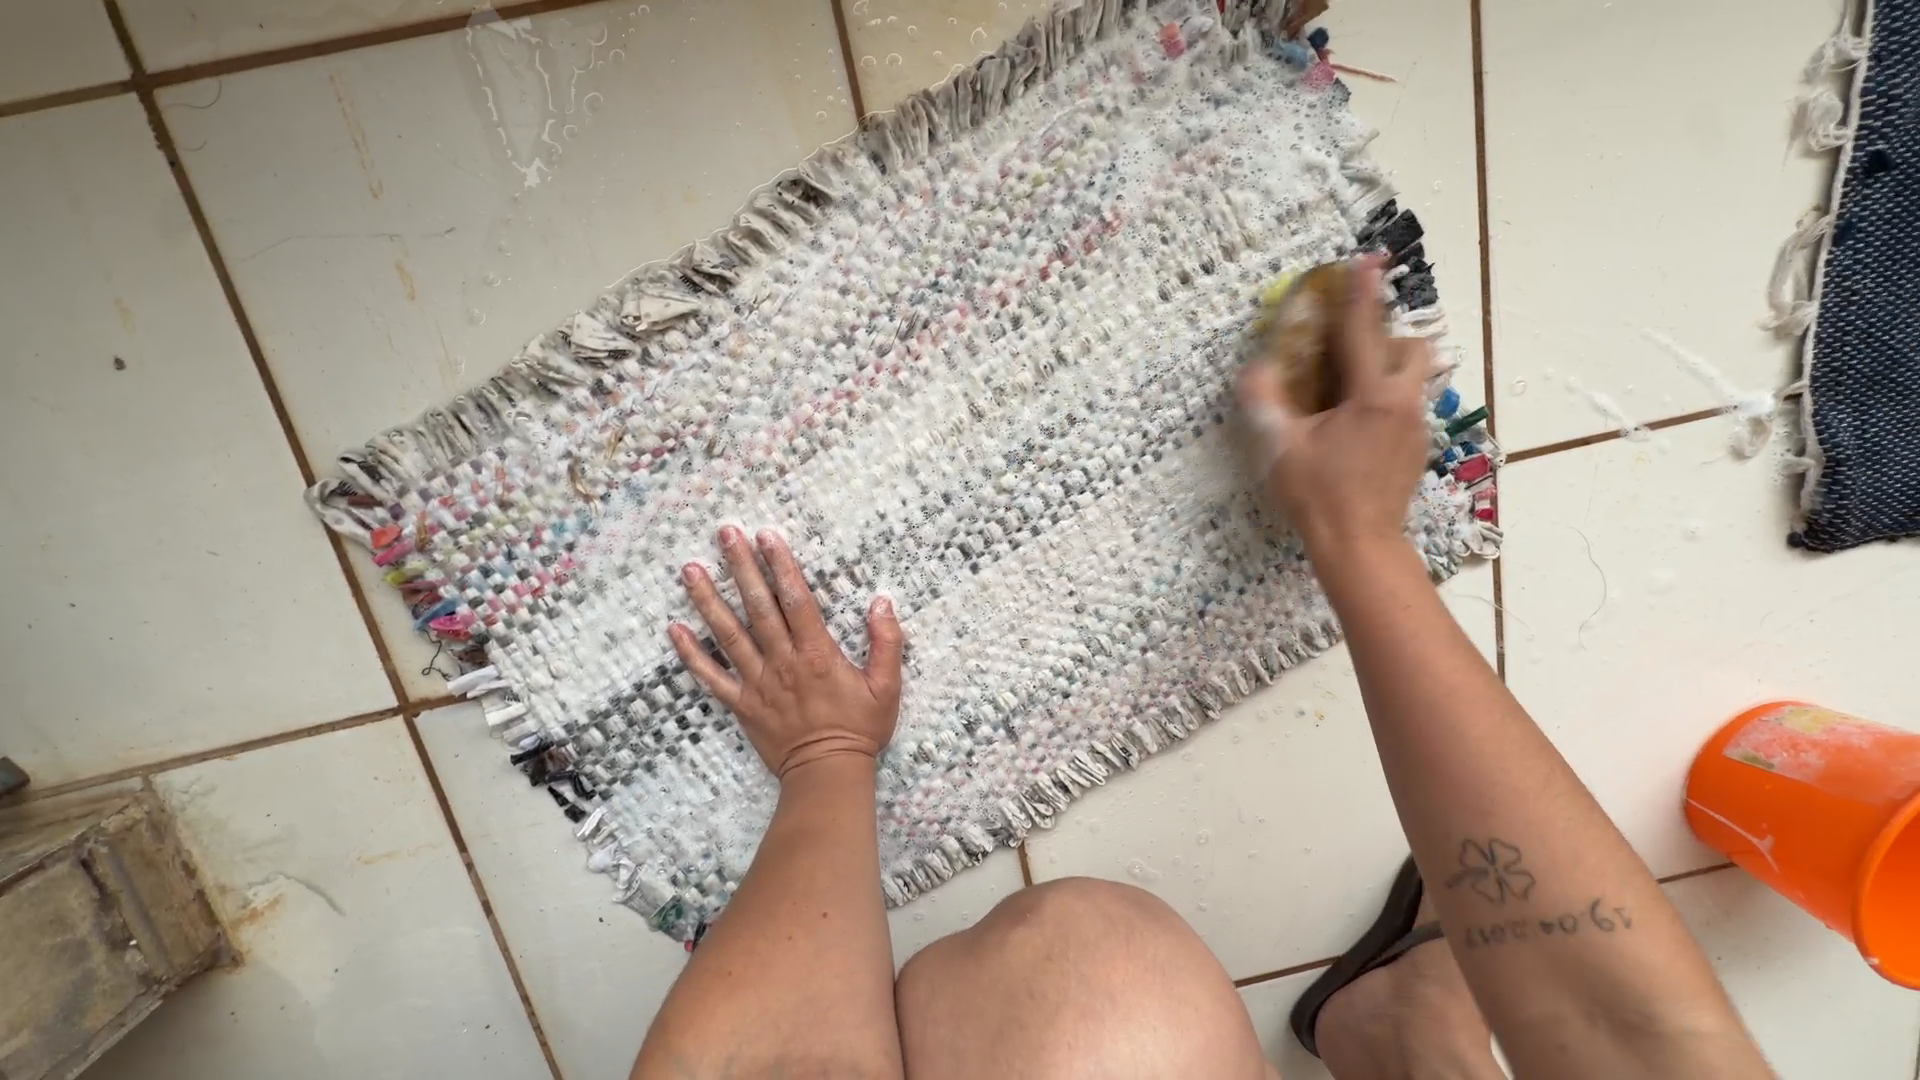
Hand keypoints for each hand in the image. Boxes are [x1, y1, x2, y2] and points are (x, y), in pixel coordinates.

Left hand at [670, 526, 903, 779]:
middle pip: (758, 607)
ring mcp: (758, 683)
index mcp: (817, 655)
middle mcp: (782, 662)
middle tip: (725, 534)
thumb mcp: (887, 687)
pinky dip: (691, 654)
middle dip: (741, 567)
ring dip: (708, 600)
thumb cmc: (860, 729)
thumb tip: (882, 602)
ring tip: (690, 569)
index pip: (796, 600)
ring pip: (729, 635)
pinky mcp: (742, 705)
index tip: (767, 536)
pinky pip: (711, 677)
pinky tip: (674, 630)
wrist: (828, 774)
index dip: (781, 566)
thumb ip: (887, 642)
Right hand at [1237, 256, 1434, 556]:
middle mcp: (1403, 405)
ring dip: (1389, 367)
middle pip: (1413, 348)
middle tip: (1350, 347)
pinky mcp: (1417, 450)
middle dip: (1387, 336)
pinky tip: (1356, 425)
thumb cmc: (1317, 495)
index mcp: (1372, 398)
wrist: (1359, 544)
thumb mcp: (1280, 448)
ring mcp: (1415, 428)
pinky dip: (1386, 398)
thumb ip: (1265, 402)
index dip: (1360, 294)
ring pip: (1415, 377)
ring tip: (1351, 386)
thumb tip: (1254, 369)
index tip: (1366, 260)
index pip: (1364, 333)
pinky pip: (1408, 406)